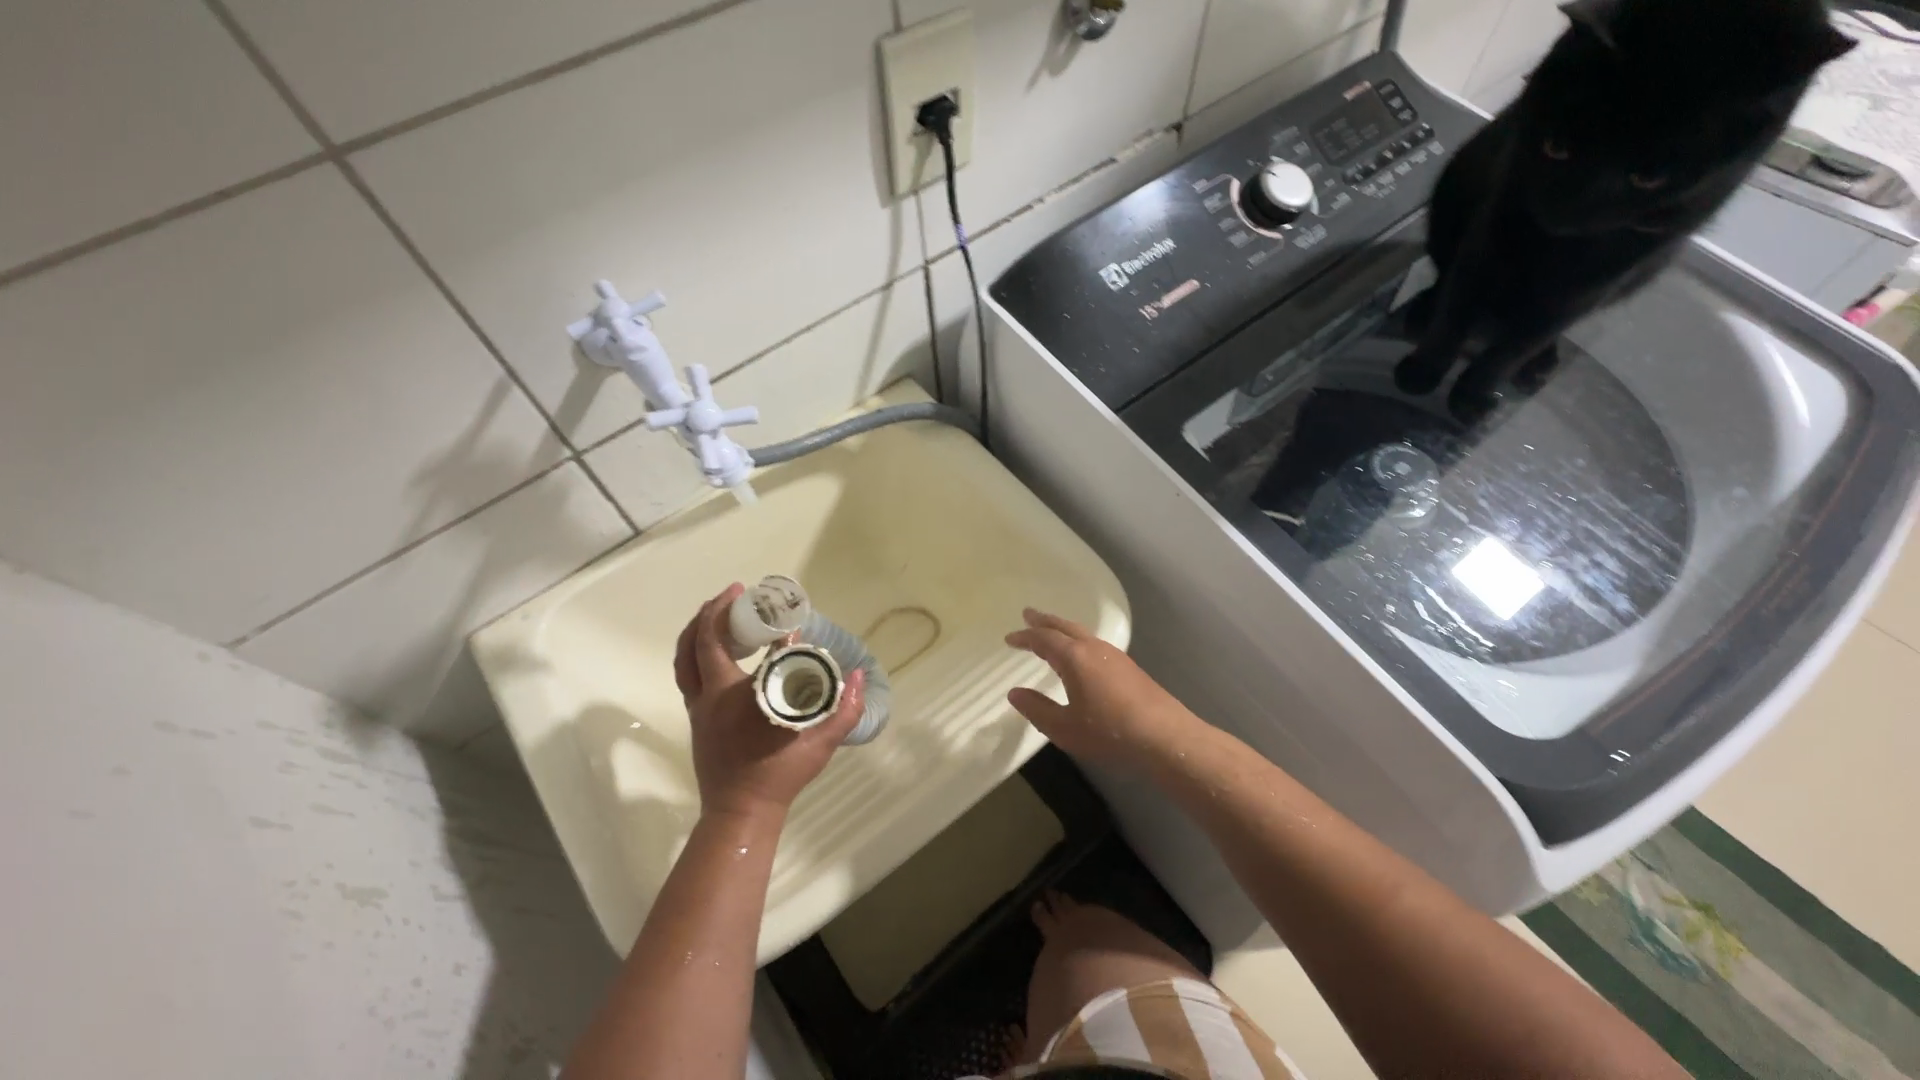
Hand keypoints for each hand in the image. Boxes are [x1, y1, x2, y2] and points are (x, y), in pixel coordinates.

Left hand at [675, 584, 865, 822]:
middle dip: (714, 611)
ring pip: (684, 658)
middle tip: (737, 592)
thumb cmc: (779, 776)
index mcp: (734, 697)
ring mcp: (698, 708)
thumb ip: (843, 710)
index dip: (750, 622)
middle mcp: (709, 697)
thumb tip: (858, 676)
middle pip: (697, 642)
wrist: (740, 812)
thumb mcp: (819, 745)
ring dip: (697, 628)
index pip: (731, 645)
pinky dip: (696, 651)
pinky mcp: (696, 719)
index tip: (777, 611)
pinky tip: (714, 648)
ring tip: (718, 610)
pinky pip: (687, 674)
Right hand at [1004, 608, 1202, 771]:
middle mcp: (1094, 649)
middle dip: (1044, 621)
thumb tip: (1015, 693)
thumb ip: (1037, 709)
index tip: (1009, 638)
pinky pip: (1095, 645)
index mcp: (1074, 658)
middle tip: (1028, 614)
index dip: (1024, 637)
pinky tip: (1081, 656)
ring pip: (1083, 634)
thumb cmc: (1109, 733)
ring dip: (1063, 629)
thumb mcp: (1064, 728)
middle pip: (1065, 627)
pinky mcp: (1129, 669)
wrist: (1165, 738)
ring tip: (1051, 631)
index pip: (1043, 639)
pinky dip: (1079, 642)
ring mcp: (1115, 657)